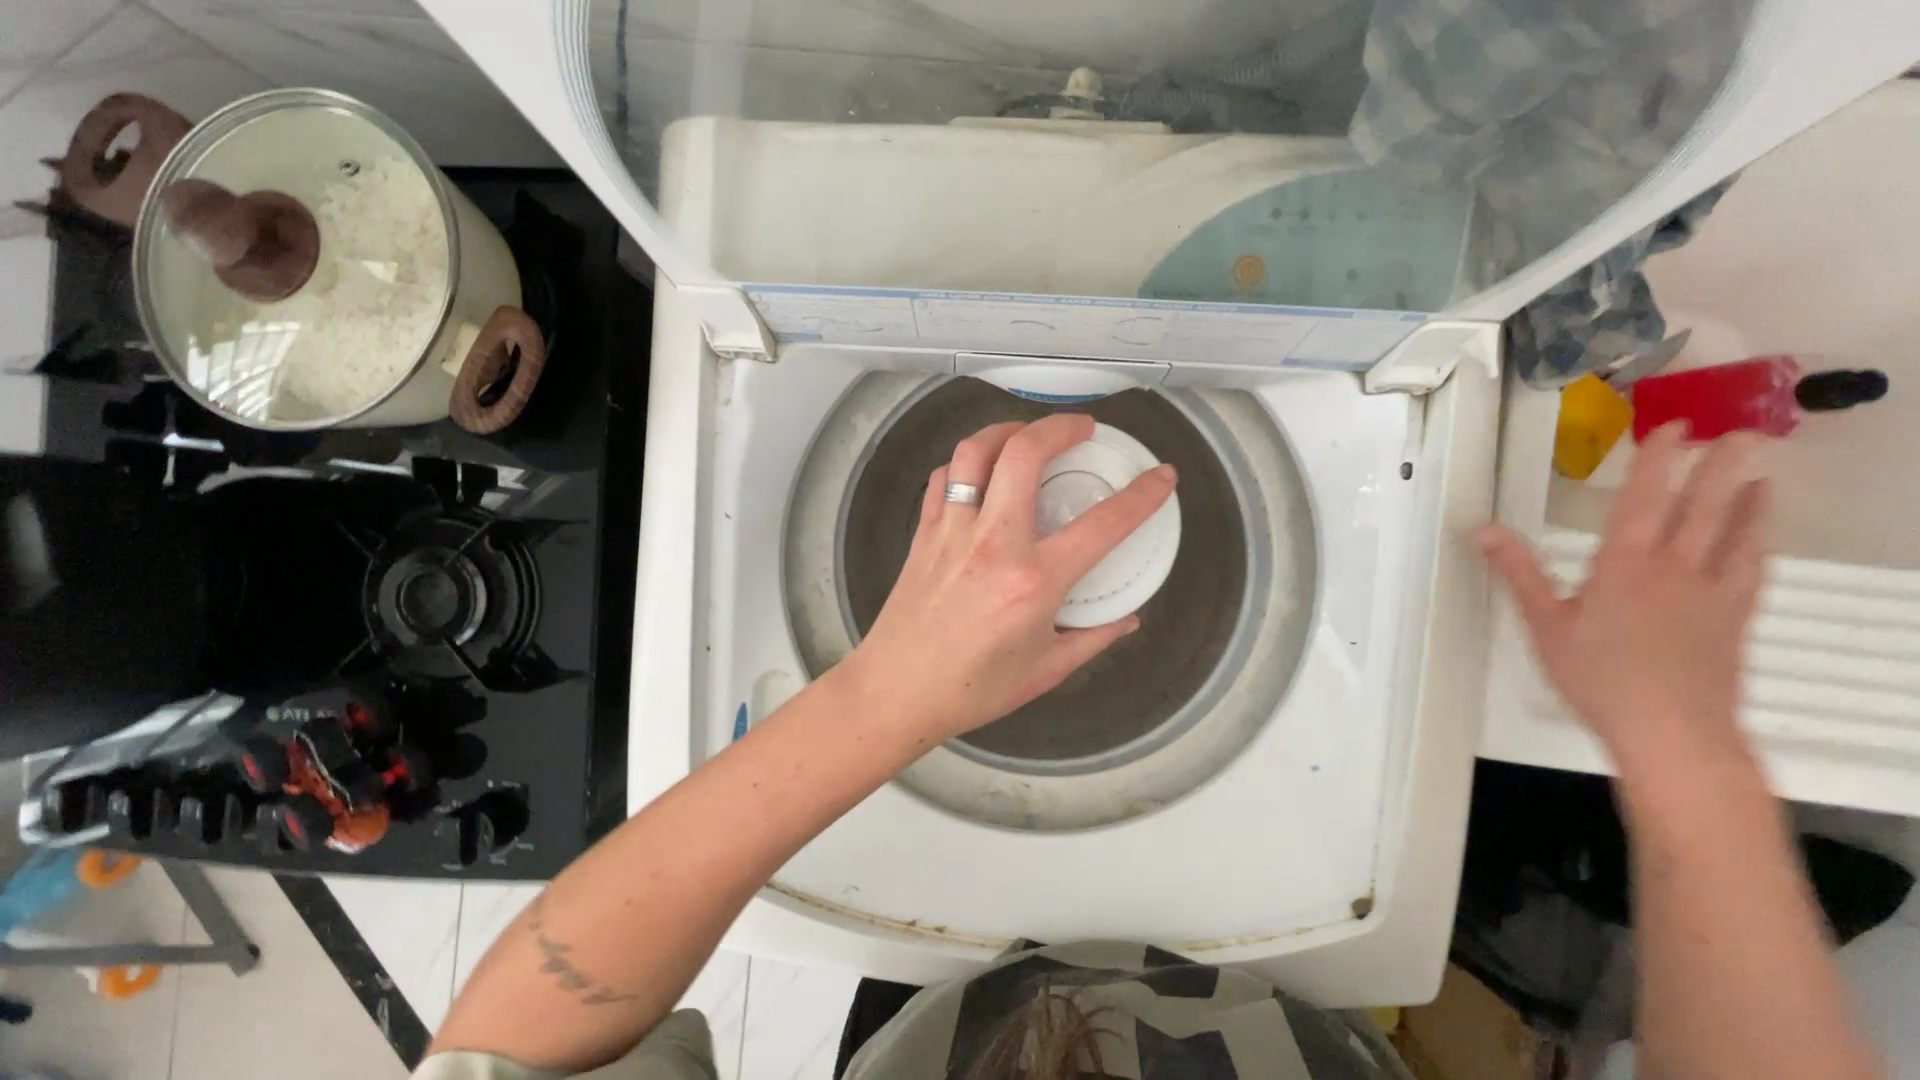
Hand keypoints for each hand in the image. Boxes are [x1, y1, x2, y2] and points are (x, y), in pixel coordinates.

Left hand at [841, 414, 1177, 747]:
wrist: (896, 692)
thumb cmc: (970, 689)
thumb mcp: (1046, 669)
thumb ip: (1093, 637)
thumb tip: (1125, 619)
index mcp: (1033, 582)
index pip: (1103, 525)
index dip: (1142, 495)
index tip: (1161, 477)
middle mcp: (992, 545)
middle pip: (1025, 453)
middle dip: (1061, 426)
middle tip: (1082, 427)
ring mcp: (952, 533)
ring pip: (975, 452)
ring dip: (1006, 430)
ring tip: (1027, 434)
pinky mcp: (924, 534)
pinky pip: (943, 478)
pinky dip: (965, 464)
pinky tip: (980, 471)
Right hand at [1478, 423, 1769, 762]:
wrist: (1671, 731)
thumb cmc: (1599, 678)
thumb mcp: (1544, 624)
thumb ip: (1518, 572)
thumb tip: (1484, 531)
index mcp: (1625, 566)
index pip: (1643, 499)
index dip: (1658, 460)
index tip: (1671, 429)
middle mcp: (1676, 569)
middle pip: (1705, 507)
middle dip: (1722, 467)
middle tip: (1742, 433)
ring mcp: (1714, 592)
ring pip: (1738, 534)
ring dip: (1751, 500)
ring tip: (1761, 474)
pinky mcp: (1735, 618)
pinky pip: (1753, 571)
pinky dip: (1759, 547)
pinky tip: (1761, 540)